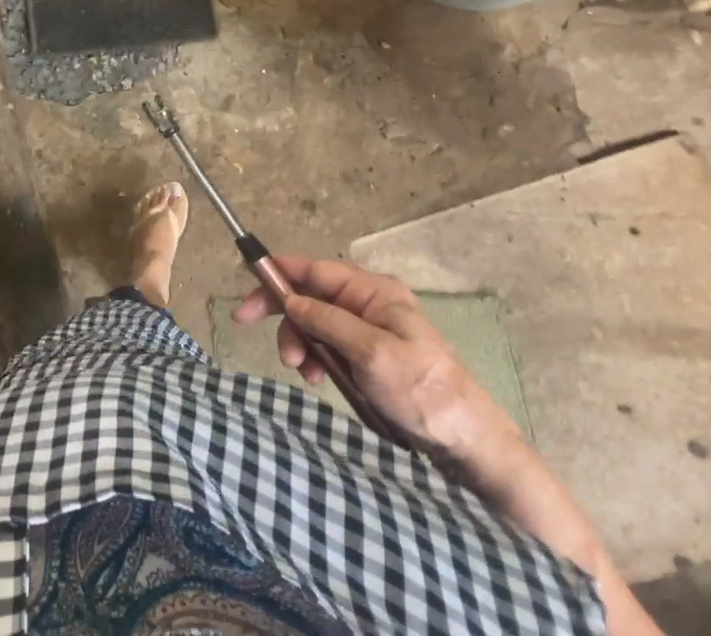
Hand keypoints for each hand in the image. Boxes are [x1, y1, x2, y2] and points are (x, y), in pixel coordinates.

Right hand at [231, 257, 518, 460]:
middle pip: (309, 297)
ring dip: (300, 344)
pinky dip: (314, 360)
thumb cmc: (422, 390)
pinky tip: (318, 378)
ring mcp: (366, 331)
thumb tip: (290, 299)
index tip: (246, 287)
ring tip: (305, 371)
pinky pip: (325, 347)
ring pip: (312, 324)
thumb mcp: (371, 352)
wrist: (464, 439)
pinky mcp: (364, 356)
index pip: (315, 270)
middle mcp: (368, 304)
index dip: (277, 274)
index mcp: (375, 292)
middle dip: (287, 319)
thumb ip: (327, 320)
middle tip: (258, 335)